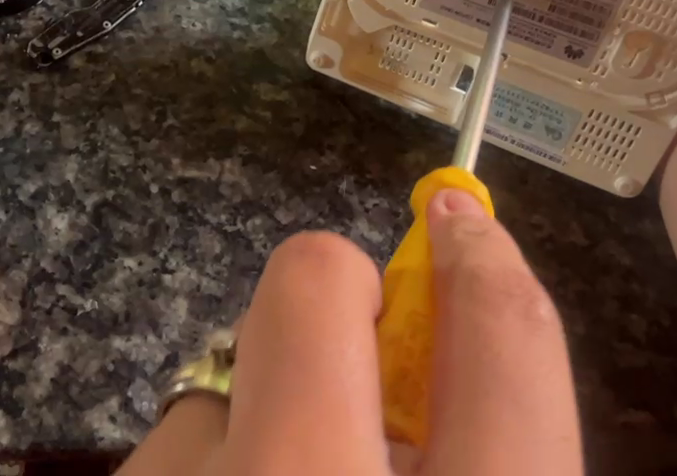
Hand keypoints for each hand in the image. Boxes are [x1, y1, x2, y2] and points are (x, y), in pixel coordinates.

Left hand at [117, 192, 580, 475]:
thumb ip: (495, 435)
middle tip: (360, 330)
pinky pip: (178, 438)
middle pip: (312, 279)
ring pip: (230, 369)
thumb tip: (462, 328)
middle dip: (342, 278)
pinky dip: (215, 463)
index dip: (488, 266)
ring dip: (267, 409)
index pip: (498, 344)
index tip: (466, 224)